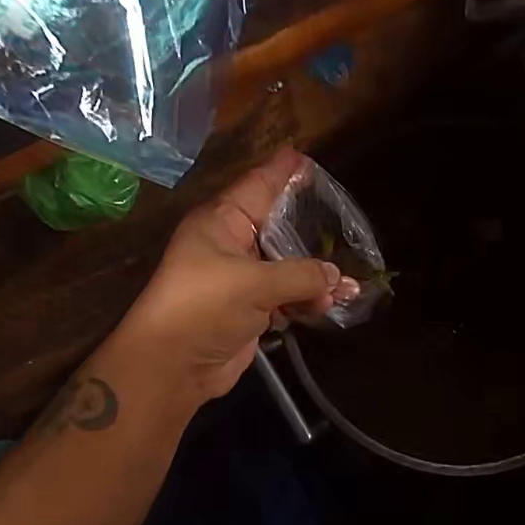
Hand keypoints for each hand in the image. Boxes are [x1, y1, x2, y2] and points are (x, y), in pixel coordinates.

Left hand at [112, 149, 361, 400]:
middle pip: (279, 229)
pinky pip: (286, 298)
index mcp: (222, 223)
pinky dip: (307, 301)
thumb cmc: (204, 307)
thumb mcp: (254, 284)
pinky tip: (330, 305)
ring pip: (288, 268)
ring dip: (316, 277)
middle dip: (311, 231)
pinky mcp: (251, 312)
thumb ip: (301, 276)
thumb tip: (338, 277)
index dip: (283, 172)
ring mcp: (242, 281)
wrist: (175, 365)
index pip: (259, 186)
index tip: (308, 159)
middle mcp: (232, 246)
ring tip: (350, 285)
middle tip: (348, 226)